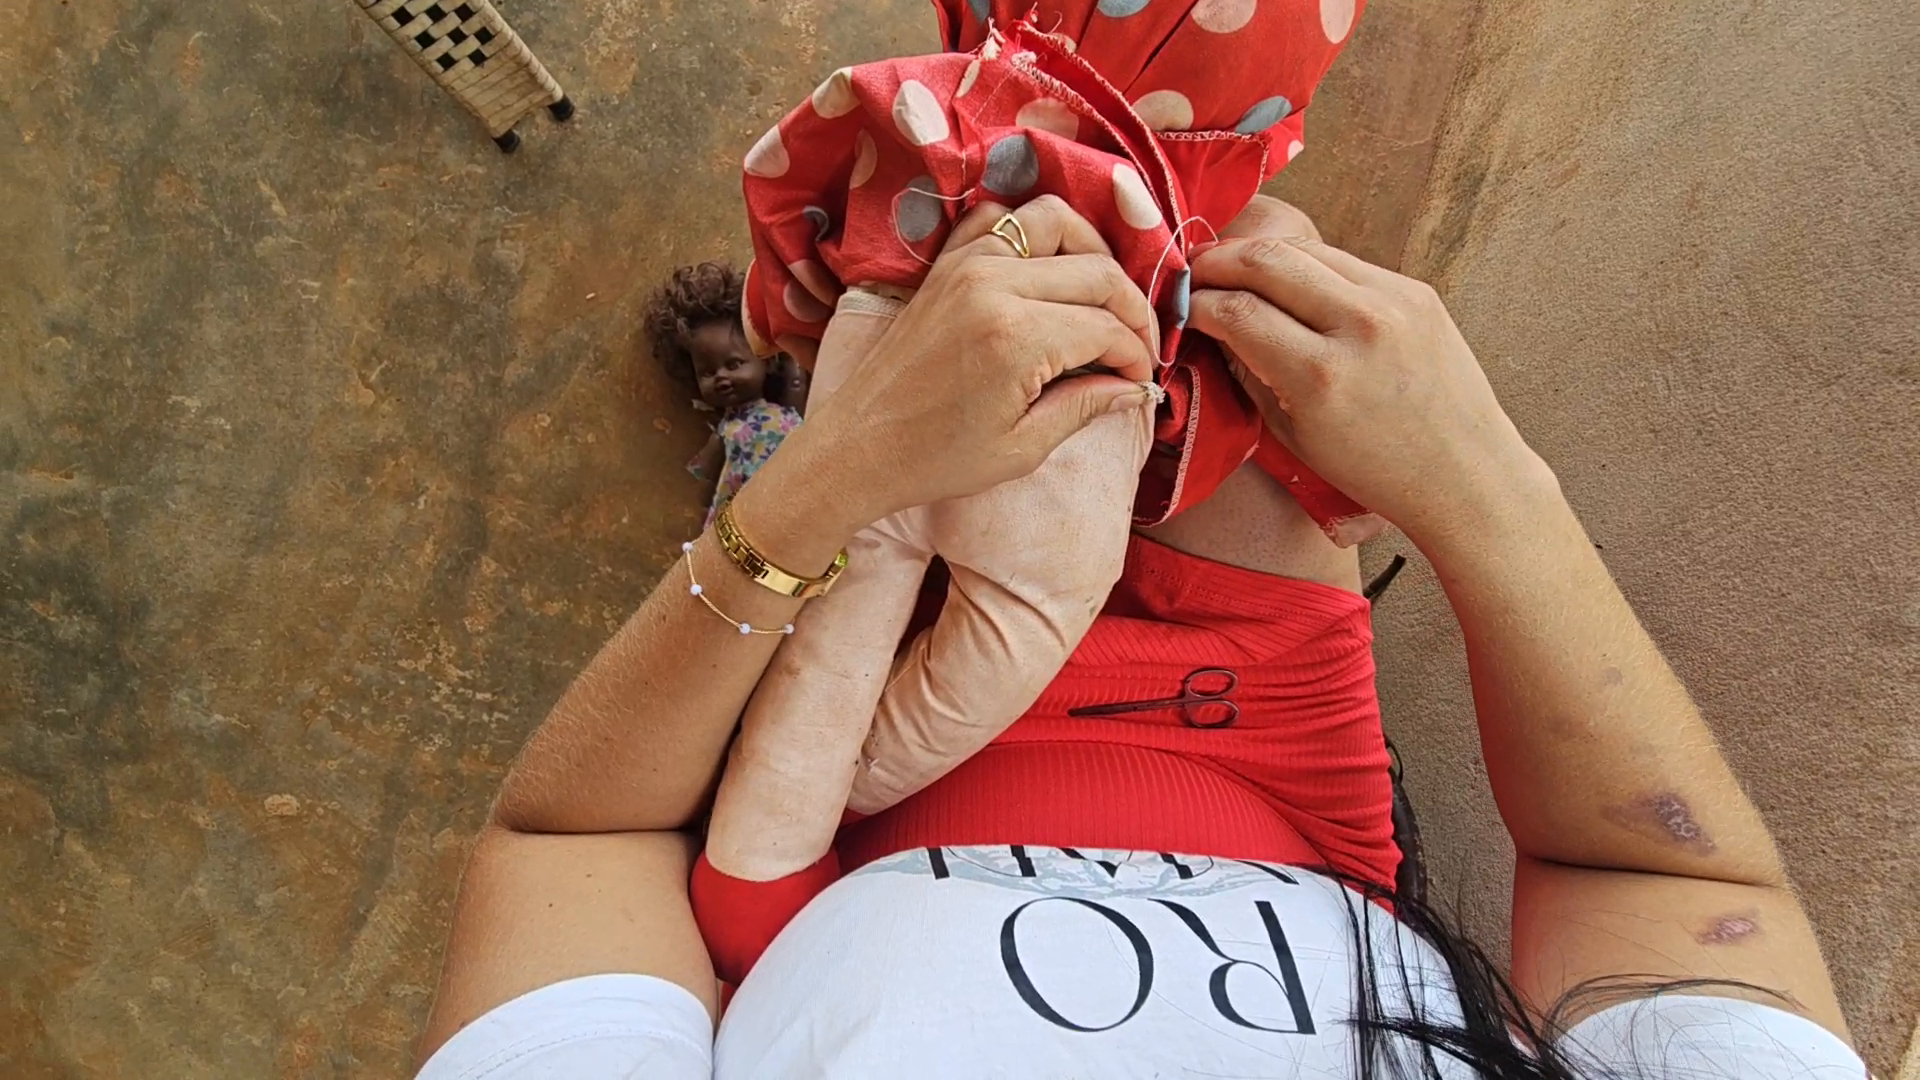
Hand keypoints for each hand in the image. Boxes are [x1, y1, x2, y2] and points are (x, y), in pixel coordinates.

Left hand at [781, 196, 1157, 529]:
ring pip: (1055, 224)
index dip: (1136, 354)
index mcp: (1017, 337)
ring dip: (1092, 254)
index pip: (1107, 327)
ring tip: (1102, 298)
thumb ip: (1083, 406)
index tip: (1140, 378)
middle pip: (1096, 271)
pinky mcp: (944, 266)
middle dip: (1131, 310)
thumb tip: (1132, 387)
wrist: (858, 448)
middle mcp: (995, 284)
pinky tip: (1044, 268)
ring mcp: (964, 265)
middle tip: (1134, 347)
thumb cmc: (935, 460)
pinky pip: (999, 220)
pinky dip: (1031, 232)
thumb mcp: (1020, 448)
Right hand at [1187, 233, 1552, 547]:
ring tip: (1227, 270)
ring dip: (1256, 255)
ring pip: (1304, 249)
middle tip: (1189, 271)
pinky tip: (1281, 282)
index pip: (1237, 311)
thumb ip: (1250, 372)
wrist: (1463, 471)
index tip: (1177, 308)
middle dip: (1216, 260)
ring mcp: (1395, 299)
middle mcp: (1359, 325)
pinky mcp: (1415, 290)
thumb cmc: (1369, 469)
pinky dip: (1300, 265)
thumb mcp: (1290, 432)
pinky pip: (1341, 262)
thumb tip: (1215, 330)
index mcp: (1320, 375)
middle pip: (1267, 260)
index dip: (1196, 303)